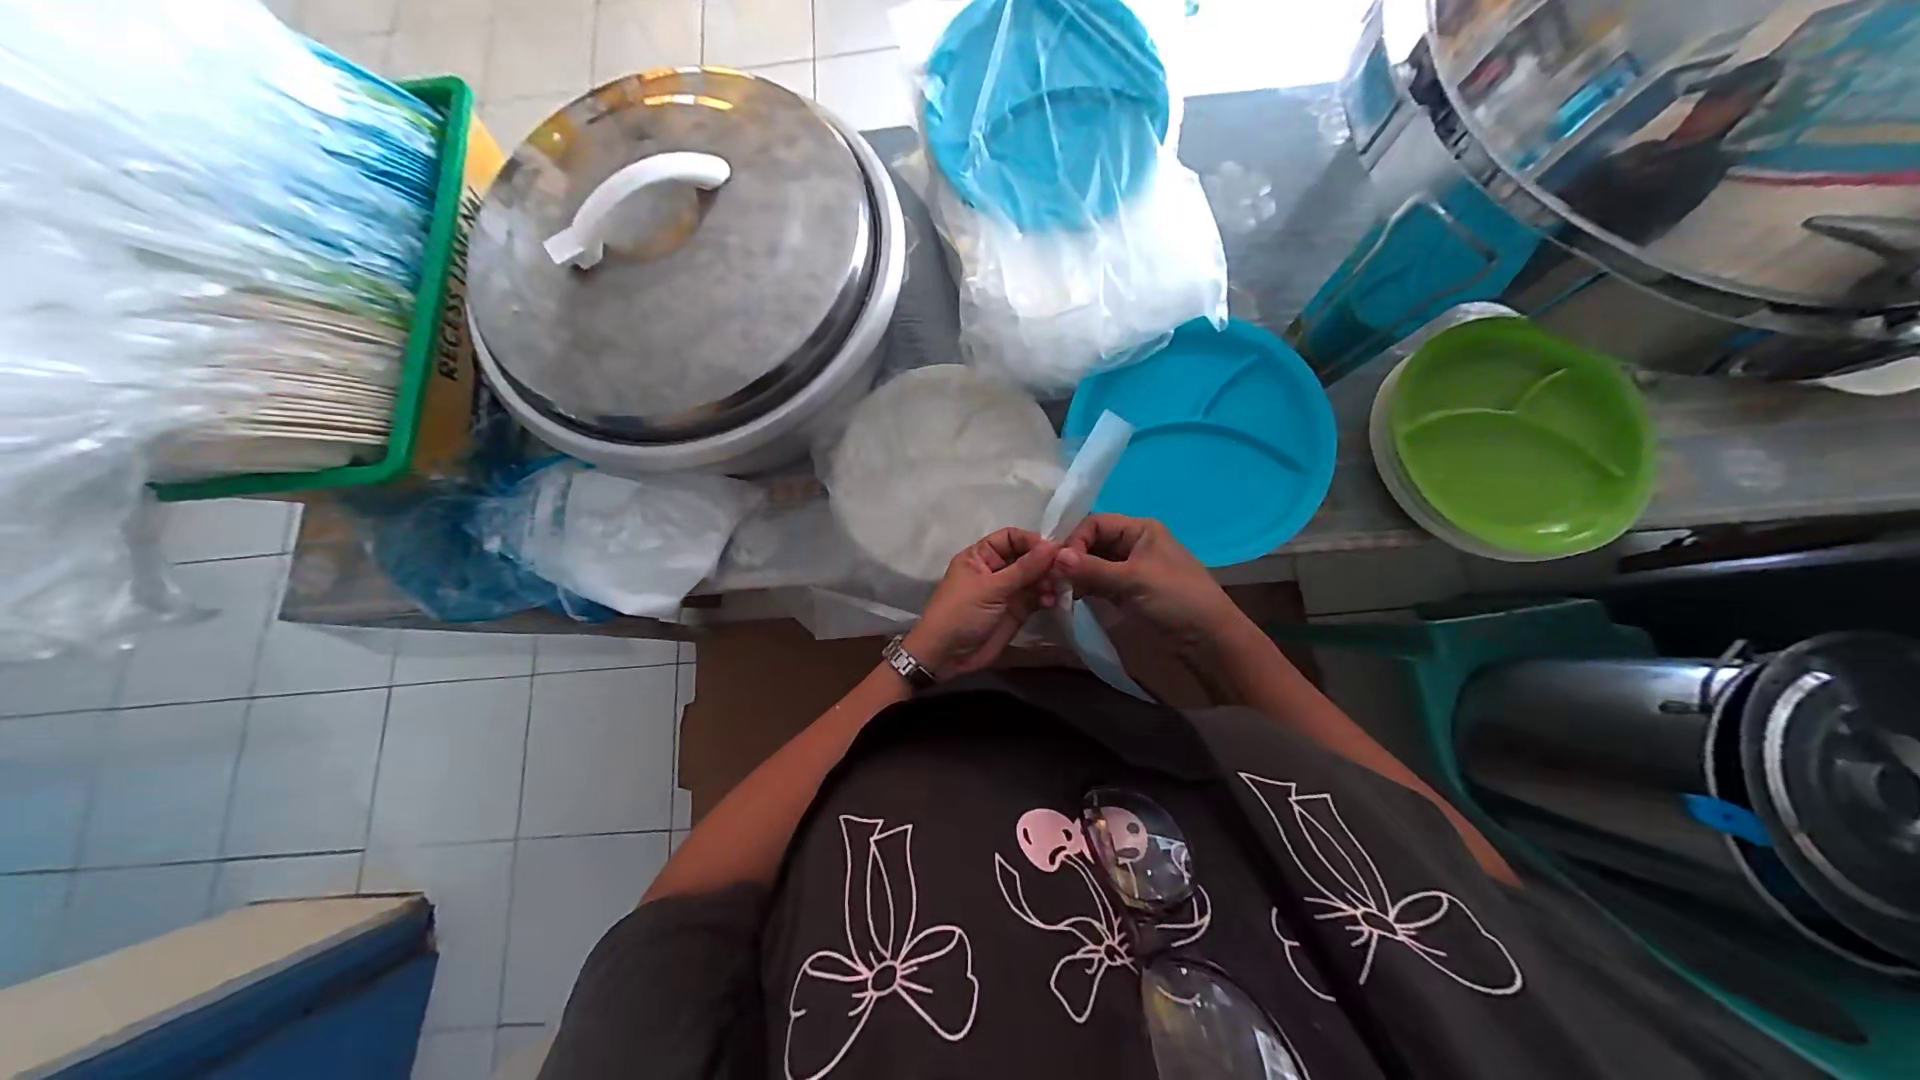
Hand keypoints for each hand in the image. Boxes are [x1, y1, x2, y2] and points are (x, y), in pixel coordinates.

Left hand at [902, 528, 1059, 677]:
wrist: (946, 656)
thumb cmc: (961, 613)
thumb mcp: (991, 588)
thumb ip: (1024, 569)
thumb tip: (1054, 545)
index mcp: (980, 556)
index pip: (1011, 537)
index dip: (1032, 541)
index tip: (1054, 549)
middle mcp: (996, 569)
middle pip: (1027, 557)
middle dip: (1046, 562)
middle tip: (1066, 569)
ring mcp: (1007, 591)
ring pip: (1035, 578)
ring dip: (1049, 580)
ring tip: (1060, 587)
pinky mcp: (1017, 611)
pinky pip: (1037, 597)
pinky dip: (1047, 597)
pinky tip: (1053, 601)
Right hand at [1054, 514, 1246, 650]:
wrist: (1208, 641)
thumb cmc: (1177, 599)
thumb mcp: (1134, 580)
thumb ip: (1093, 569)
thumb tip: (1054, 557)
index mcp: (1140, 529)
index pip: (1095, 523)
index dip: (1075, 539)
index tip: (1059, 563)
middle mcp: (1132, 544)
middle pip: (1090, 543)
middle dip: (1070, 558)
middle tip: (1051, 579)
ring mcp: (1127, 569)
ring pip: (1090, 564)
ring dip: (1073, 575)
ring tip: (1056, 591)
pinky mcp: (1124, 593)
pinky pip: (1095, 583)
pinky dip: (1081, 589)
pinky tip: (1068, 598)